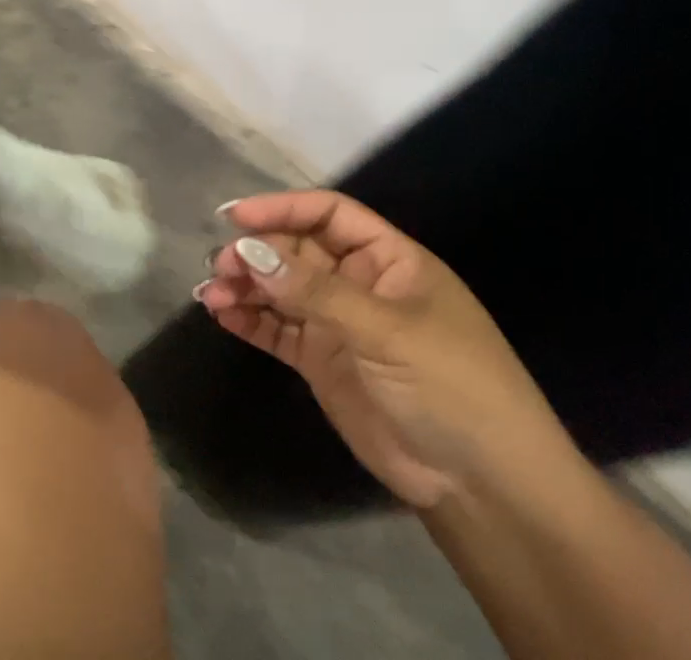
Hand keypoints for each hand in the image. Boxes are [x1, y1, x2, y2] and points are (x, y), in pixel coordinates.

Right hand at [197, 190, 572, 506]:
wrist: (479, 481)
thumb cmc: (452, 387)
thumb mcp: (387, 331)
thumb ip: (315, 291)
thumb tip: (248, 252)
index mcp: (392, 262)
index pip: (331, 216)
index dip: (283, 209)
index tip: (234, 218)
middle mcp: (362, 285)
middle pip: (298, 251)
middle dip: (256, 253)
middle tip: (220, 268)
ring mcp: (340, 325)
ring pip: (281, 290)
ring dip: (245, 287)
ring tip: (211, 296)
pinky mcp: (322, 361)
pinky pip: (277, 330)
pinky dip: (249, 321)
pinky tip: (222, 316)